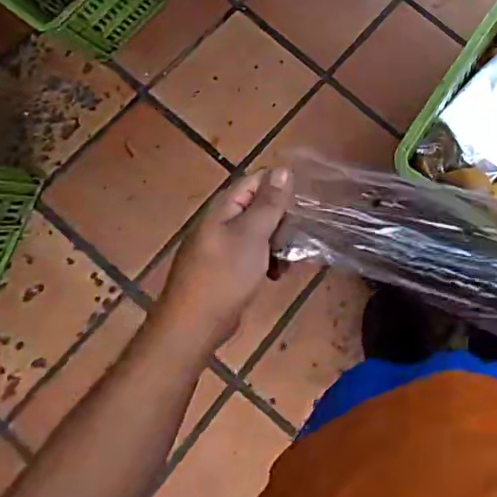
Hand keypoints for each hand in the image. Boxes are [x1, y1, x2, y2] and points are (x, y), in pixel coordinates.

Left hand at [151, 168, 292, 354]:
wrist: (192, 327)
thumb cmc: (225, 275)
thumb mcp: (253, 234)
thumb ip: (269, 202)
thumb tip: (283, 169)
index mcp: (224, 207)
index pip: (258, 179)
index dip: (282, 187)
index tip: (305, 204)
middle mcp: (221, 221)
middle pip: (259, 205)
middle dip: (283, 219)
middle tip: (302, 235)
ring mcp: (221, 245)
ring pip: (259, 232)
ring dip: (278, 242)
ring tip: (293, 260)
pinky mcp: (224, 268)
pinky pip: (251, 253)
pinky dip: (266, 260)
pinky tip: (277, 275)